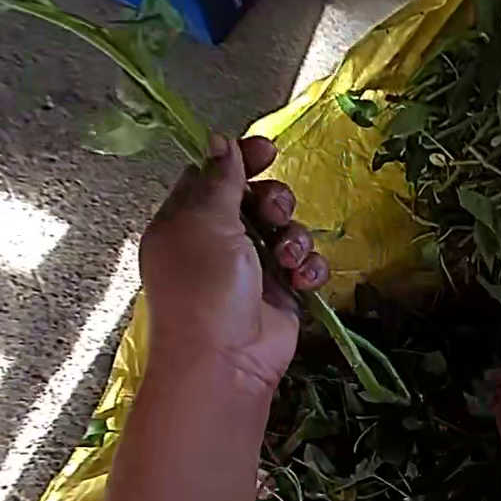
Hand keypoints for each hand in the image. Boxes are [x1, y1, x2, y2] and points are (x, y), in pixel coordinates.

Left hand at [139, 133, 329, 392]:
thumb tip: (220, 141)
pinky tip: (302, 281)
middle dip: (276, 202)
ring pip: (289, 232)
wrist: (228, 359)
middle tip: (275, 215)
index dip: (241, 159)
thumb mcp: (205, 223)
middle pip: (259, 200)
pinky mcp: (285, 292)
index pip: (216, 176)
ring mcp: (256, 268)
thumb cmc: (205, 287)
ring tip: (287, 262)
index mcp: (190, 219)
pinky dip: (310, 270)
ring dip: (295, 239)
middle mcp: (223, 241)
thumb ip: (219, 180)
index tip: (268, 150)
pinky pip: (307, 266)